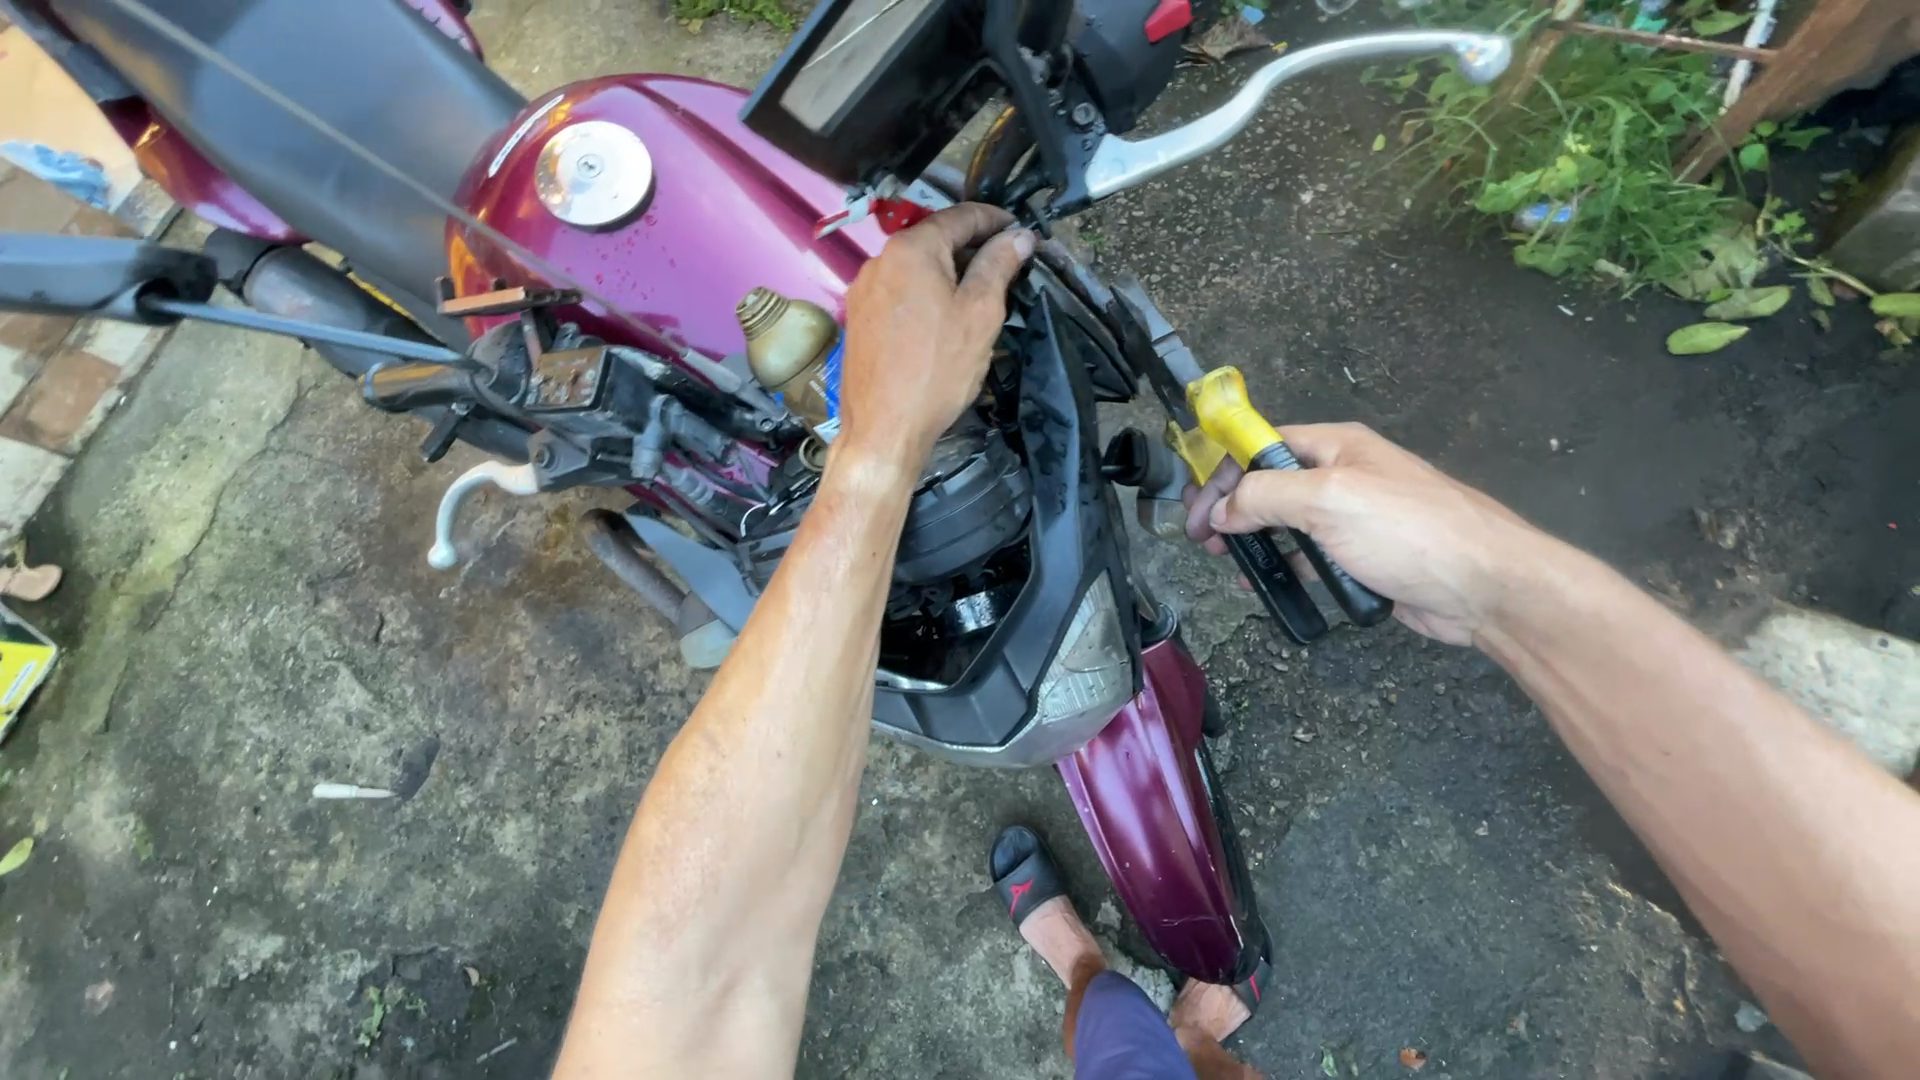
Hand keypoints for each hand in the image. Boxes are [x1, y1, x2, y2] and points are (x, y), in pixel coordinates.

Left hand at [836, 203, 1034, 465]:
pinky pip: (898, 294)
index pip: (959, 216)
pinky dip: (924, 296)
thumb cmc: (937, 371)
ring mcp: (863, 292)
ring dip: (946, 275)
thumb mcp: (980, 315)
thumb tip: (1018, 236)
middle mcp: (879, 261)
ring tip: (975, 299)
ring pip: (914, 270)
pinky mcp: (858, 321)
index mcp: (910, 250)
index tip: (1018, 231)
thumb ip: (998, 266)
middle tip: (1004, 269)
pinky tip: (940, 322)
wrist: (884, 429)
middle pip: (934, 241)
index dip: (994, 220)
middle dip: (970, 250)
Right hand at [1184, 423, 1544, 644]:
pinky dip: (1281, 564)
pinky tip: (1262, 581)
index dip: (1222, 471)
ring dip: (1250, 538)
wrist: (1486, 586)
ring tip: (1226, 561)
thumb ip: (1265, 496)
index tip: (1195, 508)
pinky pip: (1307, 554)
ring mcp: (1350, 516)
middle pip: (1267, 483)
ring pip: (1284, 521)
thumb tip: (1221, 511)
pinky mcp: (1359, 555)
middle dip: (1229, 507)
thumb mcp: (1329, 500)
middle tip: (1201, 539)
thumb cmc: (1408, 530)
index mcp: (1334, 446)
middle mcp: (1340, 474)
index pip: (1260, 445)